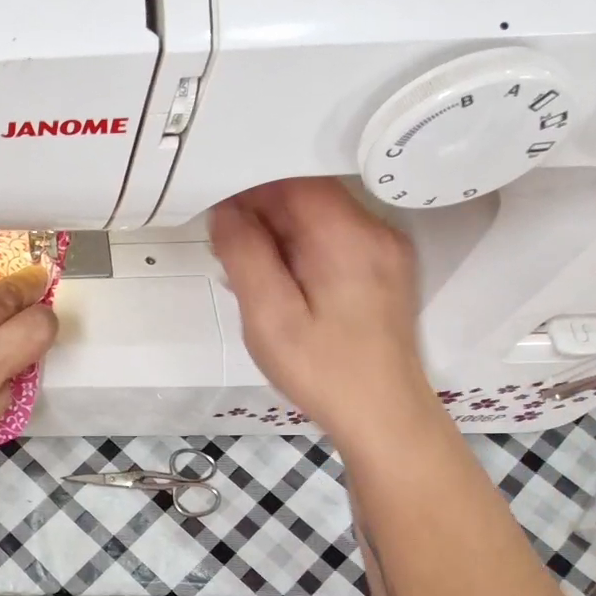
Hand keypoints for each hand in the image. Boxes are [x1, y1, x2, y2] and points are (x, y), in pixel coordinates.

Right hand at [210, 177, 437, 444]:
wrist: (382, 414)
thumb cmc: (322, 370)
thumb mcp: (269, 316)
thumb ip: (245, 256)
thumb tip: (224, 212)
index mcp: (348, 238)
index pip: (296, 181)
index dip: (251, 183)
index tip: (212, 199)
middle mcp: (374, 232)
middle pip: (310, 194)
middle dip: (260, 206)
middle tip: (220, 236)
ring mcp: (383, 250)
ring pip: (319, 215)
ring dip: (276, 227)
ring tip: (240, 258)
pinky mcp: (381, 269)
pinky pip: (331, 237)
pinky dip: (296, 244)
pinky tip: (273, 274)